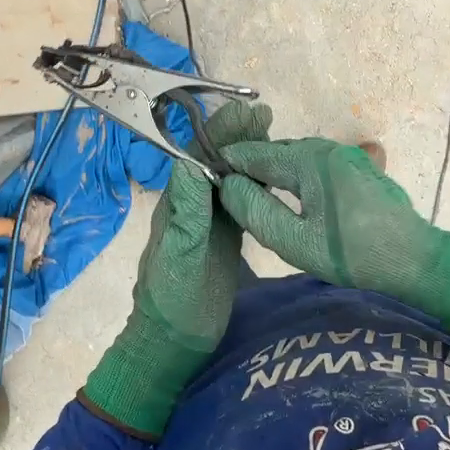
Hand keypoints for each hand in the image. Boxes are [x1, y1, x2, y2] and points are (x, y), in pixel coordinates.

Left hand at [79, 100, 272, 438]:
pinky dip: (259, 184)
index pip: (200, 156)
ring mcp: (213, 221)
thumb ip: (188, 211)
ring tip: (276, 135)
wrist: (175, 339)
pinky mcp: (229, 238)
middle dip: (240, 136)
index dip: (221, 132)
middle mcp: (196, 205)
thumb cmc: (173, 295)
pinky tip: (276, 177)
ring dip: (251, 156)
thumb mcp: (180, 253)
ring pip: (233, 179)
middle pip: (219, 161)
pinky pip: (245, 203)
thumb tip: (190, 161)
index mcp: (180, 202)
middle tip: (267, 115)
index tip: (247, 110)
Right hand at [217, 138, 449, 329]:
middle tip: (224, 194)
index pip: (252, 153)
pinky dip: (294, 177)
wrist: (416, 260)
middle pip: (274, 152)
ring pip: (295, 158)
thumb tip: (227, 185)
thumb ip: (255, 210)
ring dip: (272, 173)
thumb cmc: (353, 254)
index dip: (225, 164)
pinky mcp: (358, 169)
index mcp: (308, 159)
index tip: (203, 179)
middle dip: (248, 168)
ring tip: (251, 197)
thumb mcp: (294, 241)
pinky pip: (314, 166)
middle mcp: (326, 148)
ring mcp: (346, 156)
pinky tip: (288, 198)